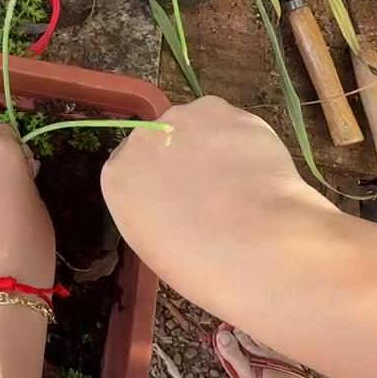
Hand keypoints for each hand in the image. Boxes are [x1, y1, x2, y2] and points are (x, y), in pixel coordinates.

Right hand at [102, 96, 336, 302]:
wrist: (258, 249)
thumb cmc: (202, 265)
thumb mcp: (155, 244)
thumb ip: (153, 209)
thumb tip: (178, 201)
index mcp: (117, 175)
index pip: (133, 167)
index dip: (160, 181)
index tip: (180, 200)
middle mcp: (144, 137)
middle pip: (162, 139)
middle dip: (184, 158)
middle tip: (213, 192)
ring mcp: (185, 118)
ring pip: (198, 125)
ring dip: (214, 145)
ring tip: (241, 183)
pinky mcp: (226, 112)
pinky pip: (233, 125)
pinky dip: (245, 142)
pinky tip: (259, 173)